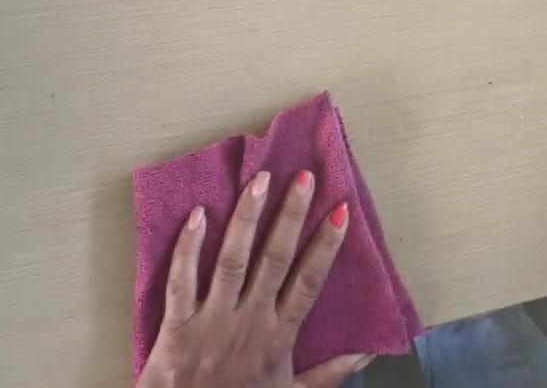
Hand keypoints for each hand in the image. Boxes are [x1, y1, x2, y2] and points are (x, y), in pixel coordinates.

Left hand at [135, 170, 371, 387]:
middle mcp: (249, 321)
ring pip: (233, 260)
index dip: (325, 246)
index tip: (340, 210)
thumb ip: (330, 372)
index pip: (308, 282)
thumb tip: (369, 351)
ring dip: (247, 218)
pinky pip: (182, 282)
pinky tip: (198, 214)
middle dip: (291, 216)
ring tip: (260, 180)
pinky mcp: (176, 327)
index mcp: (278, 335)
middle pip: (274, 260)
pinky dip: (187, 248)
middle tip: (304, 177)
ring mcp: (212, 321)